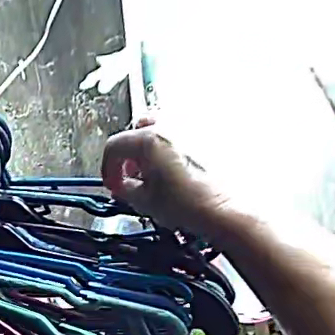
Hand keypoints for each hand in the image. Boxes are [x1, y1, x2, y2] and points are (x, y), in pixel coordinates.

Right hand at [101, 119, 241, 233]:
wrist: (226, 210)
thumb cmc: (190, 205)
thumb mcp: (145, 202)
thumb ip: (125, 190)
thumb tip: (122, 186)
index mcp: (148, 138)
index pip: (115, 146)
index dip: (108, 169)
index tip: (113, 184)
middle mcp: (170, 124)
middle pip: (138, 131)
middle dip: (131, 154)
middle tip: (134, 176)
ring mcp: (192, 125)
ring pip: (161, 129)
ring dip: (152, 149)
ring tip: (157, 174)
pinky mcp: (210, 134)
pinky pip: (184, 135)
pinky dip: (176, 149)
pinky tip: (180, 171)